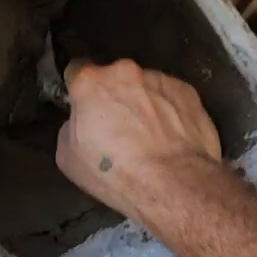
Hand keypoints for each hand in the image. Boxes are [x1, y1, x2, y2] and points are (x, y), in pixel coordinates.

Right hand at [55, 59, 222, 228]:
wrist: (174, 185)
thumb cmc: (114, 172)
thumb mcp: (68, 157)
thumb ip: (71, 126)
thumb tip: (81, 122)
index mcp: (90, 82)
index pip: (77, 71)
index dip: (80, 90)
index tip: (85, 106)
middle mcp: (124, 71)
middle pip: (114, 78)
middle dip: (115, 96)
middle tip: (120, 128)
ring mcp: (159, 79)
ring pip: (145, 87)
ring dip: (144, 104)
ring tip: (151, 138)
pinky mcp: (188, 91)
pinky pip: (172, 97)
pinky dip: (170, 112)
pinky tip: (172, 138)